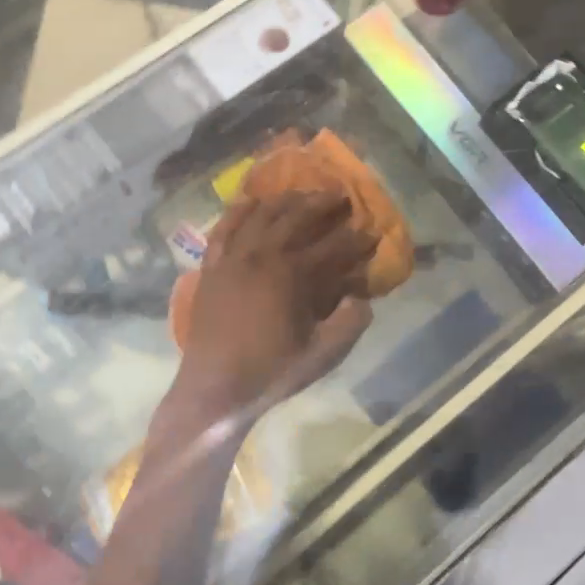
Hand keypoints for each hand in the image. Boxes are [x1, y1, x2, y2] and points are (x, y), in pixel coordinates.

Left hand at [172, 192, 376, 414]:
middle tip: (341, 196)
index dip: (356, 239)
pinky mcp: (212, 268)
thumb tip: (362, 298)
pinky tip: (251, 202)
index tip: (373, 233)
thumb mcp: (321, 355)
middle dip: (322, 205)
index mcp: (290, 275)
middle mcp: (261, 256)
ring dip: (285, 201)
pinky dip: (240, 211)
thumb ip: (349, 324)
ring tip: (302, 195)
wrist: (215, 389)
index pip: (332, 247)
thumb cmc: (271, 372)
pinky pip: (225, 228)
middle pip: (295, 218)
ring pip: (260, 216)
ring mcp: (232, 258)